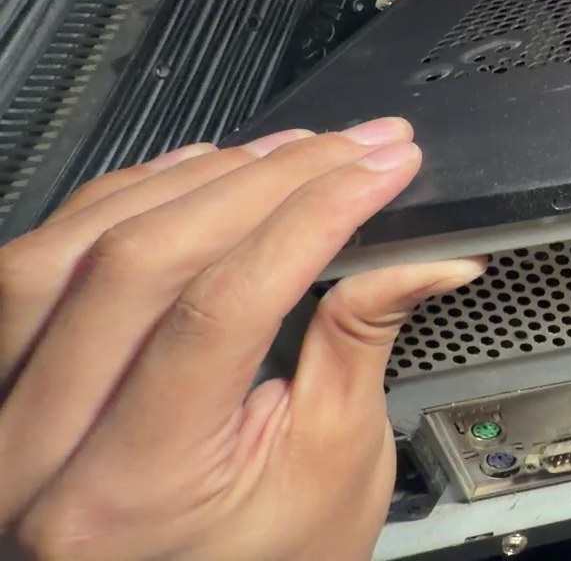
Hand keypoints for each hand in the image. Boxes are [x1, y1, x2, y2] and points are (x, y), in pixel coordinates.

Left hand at [0, 120, 481, 560]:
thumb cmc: (276, 553)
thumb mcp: (342, 456)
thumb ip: (364, 339)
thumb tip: (436, 256)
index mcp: (134, 486)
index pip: (225, 306)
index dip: (317, 215)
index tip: (387, 167)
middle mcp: (30, 454)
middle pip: (139, 264)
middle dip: (271, 179)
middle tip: (361, 143)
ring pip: (66, 251)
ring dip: (200, 177)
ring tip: (300, 145)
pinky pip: (34, 265)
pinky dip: (127, 197)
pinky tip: (206, 166)